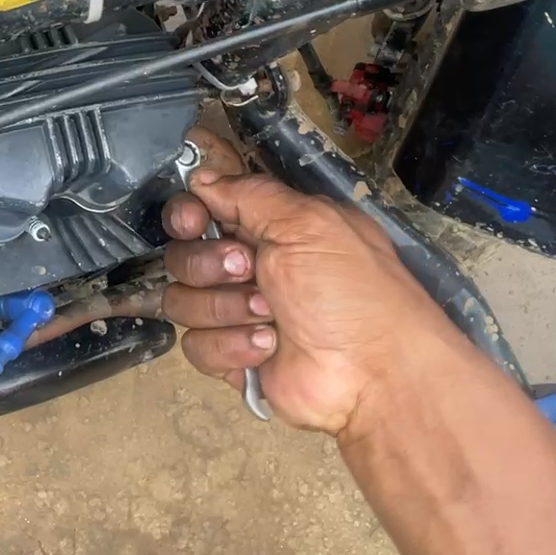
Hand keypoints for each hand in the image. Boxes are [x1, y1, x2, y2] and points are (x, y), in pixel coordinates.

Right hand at [162, 158, 470, 438]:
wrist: (373, 374)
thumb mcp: (309, 224)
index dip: (187, 216)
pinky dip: (230, 345)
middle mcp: (248, 268)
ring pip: (182, 301)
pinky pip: (195, 344)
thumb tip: (202, 179)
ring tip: (270, 317)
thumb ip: (249, 195)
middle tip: (250, 272)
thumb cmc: (352, 294)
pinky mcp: (229, 354)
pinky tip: (267, 347)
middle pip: (183, 256)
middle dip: (210, 265)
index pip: (200, 212)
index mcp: (269, 230)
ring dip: (226, 308)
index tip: (194, 223)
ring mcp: (235, 313)